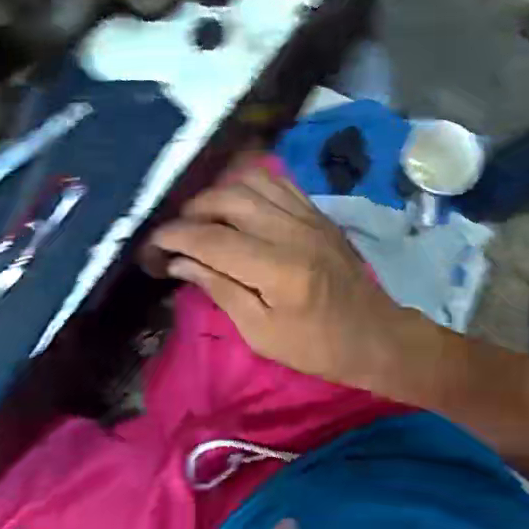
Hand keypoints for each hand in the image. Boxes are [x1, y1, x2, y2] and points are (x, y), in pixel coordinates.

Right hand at [146, 162, 412, 389]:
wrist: (376, 336)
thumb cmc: (316, 347)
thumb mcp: (260, 332)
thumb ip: (219, 289)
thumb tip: (179, 263)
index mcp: (277, 269)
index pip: (211, 239)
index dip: (174, 237)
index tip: (151, 244)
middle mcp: (292, 232)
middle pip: (227, 198)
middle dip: (190, 211)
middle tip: (174, 233)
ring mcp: (308, 216)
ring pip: (249, 182)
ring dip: (216, 194)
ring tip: (200, 217)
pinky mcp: (317, 212)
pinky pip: (275, 182)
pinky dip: (246, 186)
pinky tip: (234, 203)